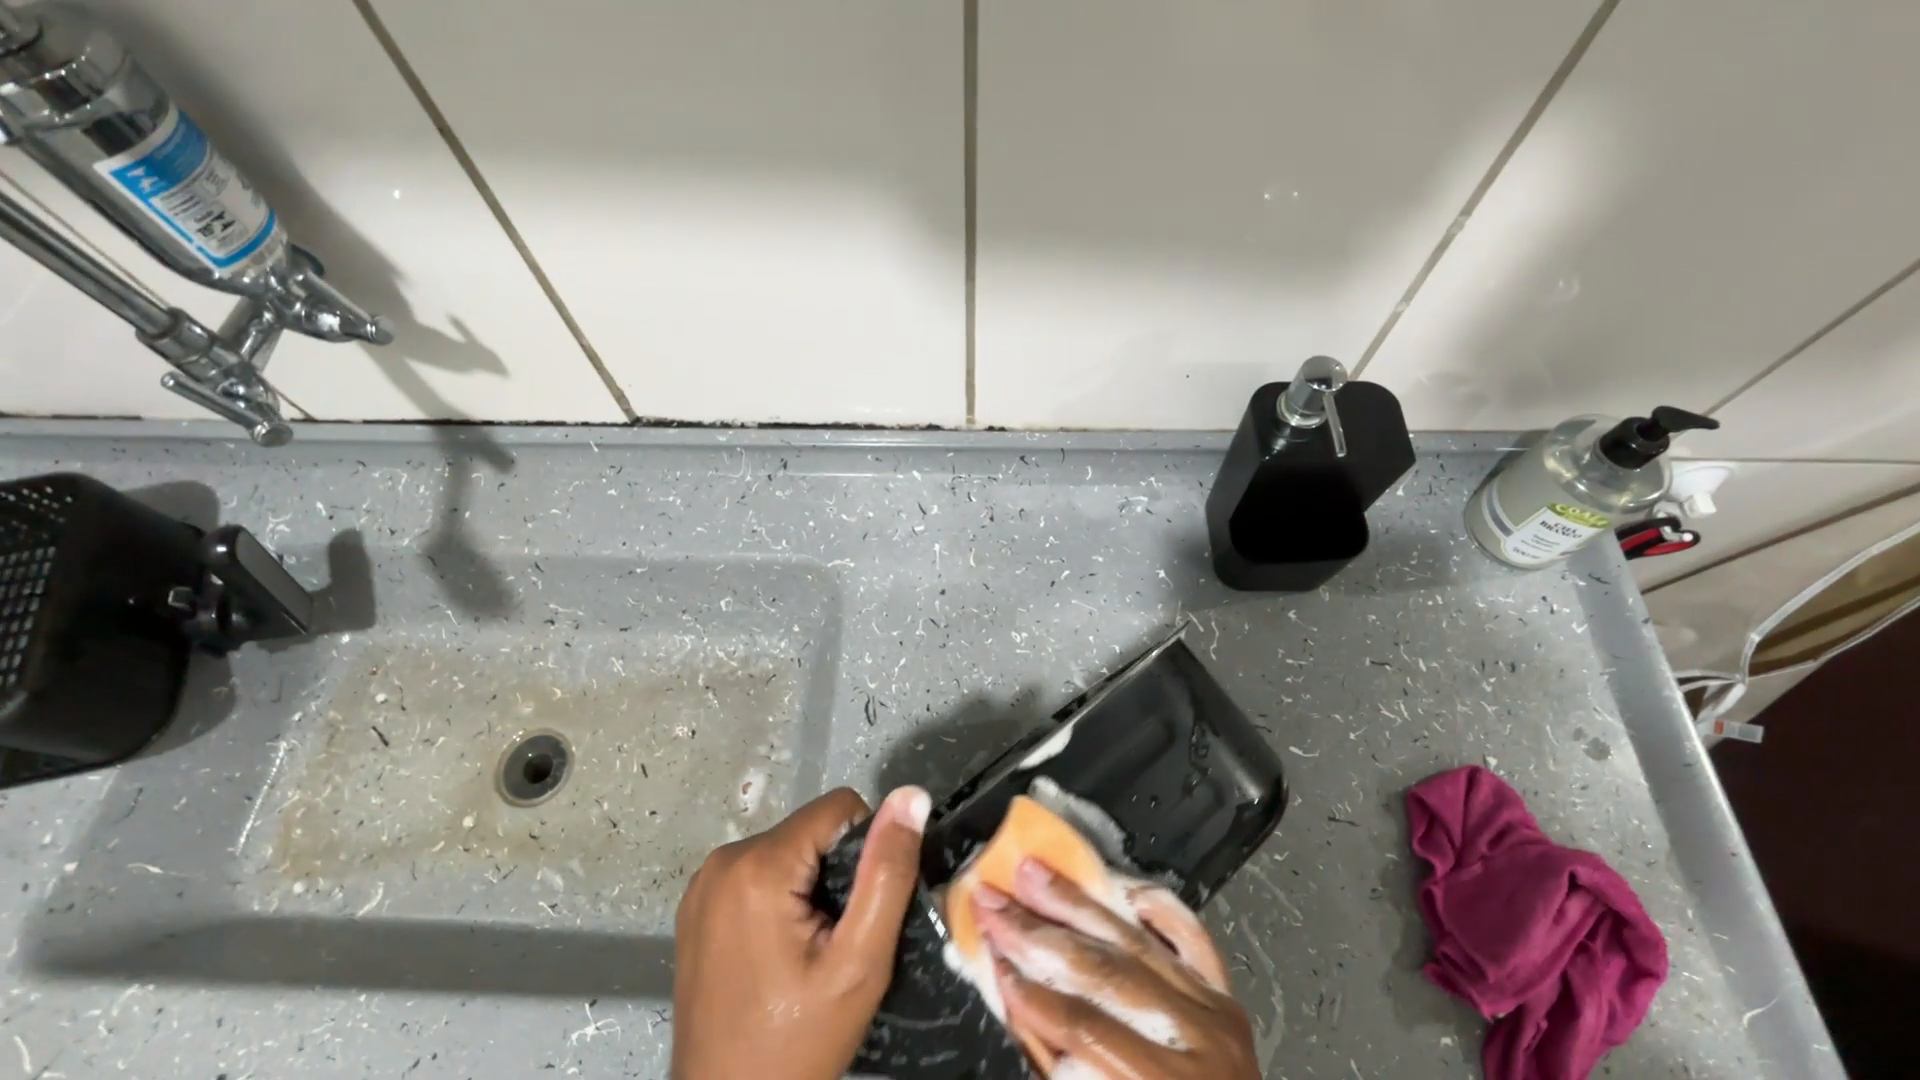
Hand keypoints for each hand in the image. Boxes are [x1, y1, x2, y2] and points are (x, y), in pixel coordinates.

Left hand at [671, 785, 929, 1079]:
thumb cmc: (797, 1040)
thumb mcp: (859, 962)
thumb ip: (887, 873)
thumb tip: (910, 795)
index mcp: (759, 864)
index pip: (839, 808)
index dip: (868, 850)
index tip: (862, 909)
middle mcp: (723, 860)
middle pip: (810, 831)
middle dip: (836, 873)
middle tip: (838, 940)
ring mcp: (702, 885)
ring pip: (787, 852)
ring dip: (810, 887)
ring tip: (811, 951)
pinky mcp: (695, 908)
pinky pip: (757, 875)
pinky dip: (780, 900)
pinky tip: (780, 954)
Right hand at [976, 859, 1259, 1079]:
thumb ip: (1062, 1060)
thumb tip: (1013, 996)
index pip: (1083, 1023)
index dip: (1029, 991)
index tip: (990, 957)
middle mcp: (1195, 1041)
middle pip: (1103, 970)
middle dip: (1037, 931)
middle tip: (993, 901)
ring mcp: (1213, 1012)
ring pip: (1134, 940)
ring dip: (1075, 903)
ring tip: (1033, 873)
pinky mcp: (1223, 996)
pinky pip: (1188, 935)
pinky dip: (1151, 904)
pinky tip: (1115, 880)